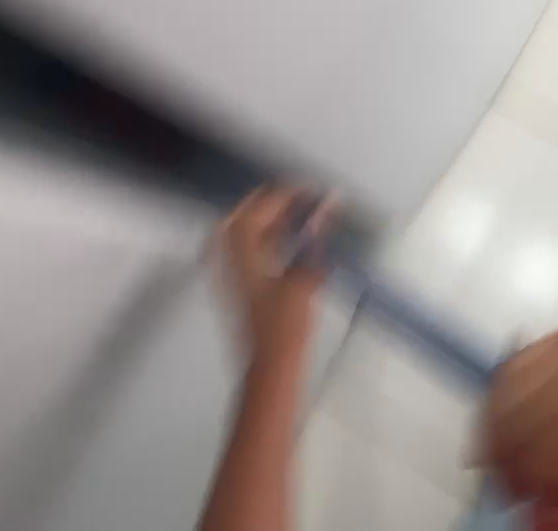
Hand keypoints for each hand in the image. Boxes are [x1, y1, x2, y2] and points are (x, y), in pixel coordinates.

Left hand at [215, 186, 334, 360]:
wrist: (272, 368)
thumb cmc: (286, 326)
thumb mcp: (304, 279)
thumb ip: (312, 240)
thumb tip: (326, 208)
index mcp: (242, 262)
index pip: (251, 218)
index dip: (276, 198)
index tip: (302, 188)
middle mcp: (231, 268)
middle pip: (234, 225)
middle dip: (257, 205)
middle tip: (285, 193)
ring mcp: (234, 282)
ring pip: (238, 240)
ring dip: (260, 220)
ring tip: (289, 210)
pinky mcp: (245, 293)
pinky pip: (247, 254)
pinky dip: (263, 238)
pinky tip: (285, 239)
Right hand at [482, 324, 557, 530]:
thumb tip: (537, 516)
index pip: (550, 457)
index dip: (534, 491)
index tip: (543, 504)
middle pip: (526, 420)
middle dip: (511, 462)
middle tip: (521, 485)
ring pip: (514, 387)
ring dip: (504, 429)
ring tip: (521, 455)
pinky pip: (522, 362)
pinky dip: (509, 395)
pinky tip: (524, 420)